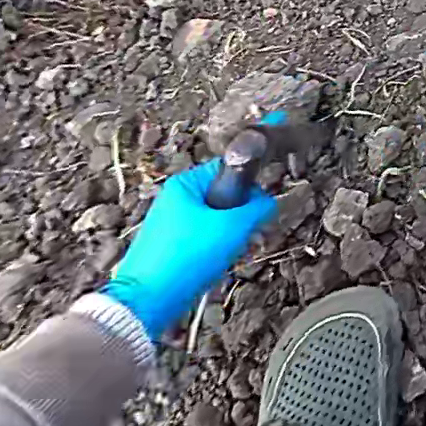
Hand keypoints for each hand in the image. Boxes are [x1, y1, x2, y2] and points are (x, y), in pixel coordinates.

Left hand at [100, 129, 280, 337]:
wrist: (144, 303)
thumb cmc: (188, 255)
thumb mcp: (235, 225)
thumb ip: (260, 204)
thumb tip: (267, 200)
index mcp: (187, 183)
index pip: (234, 161)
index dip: (259, 151)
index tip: (281, 121)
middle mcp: (178, 196)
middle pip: (231, 189)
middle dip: (248, 206)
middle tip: (255, 224)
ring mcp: (175, 219)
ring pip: (224, 212)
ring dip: (237, 227)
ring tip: (237, 245)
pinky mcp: (175, 240)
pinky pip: (212, 229)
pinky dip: (225, 238)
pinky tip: (226, 255)